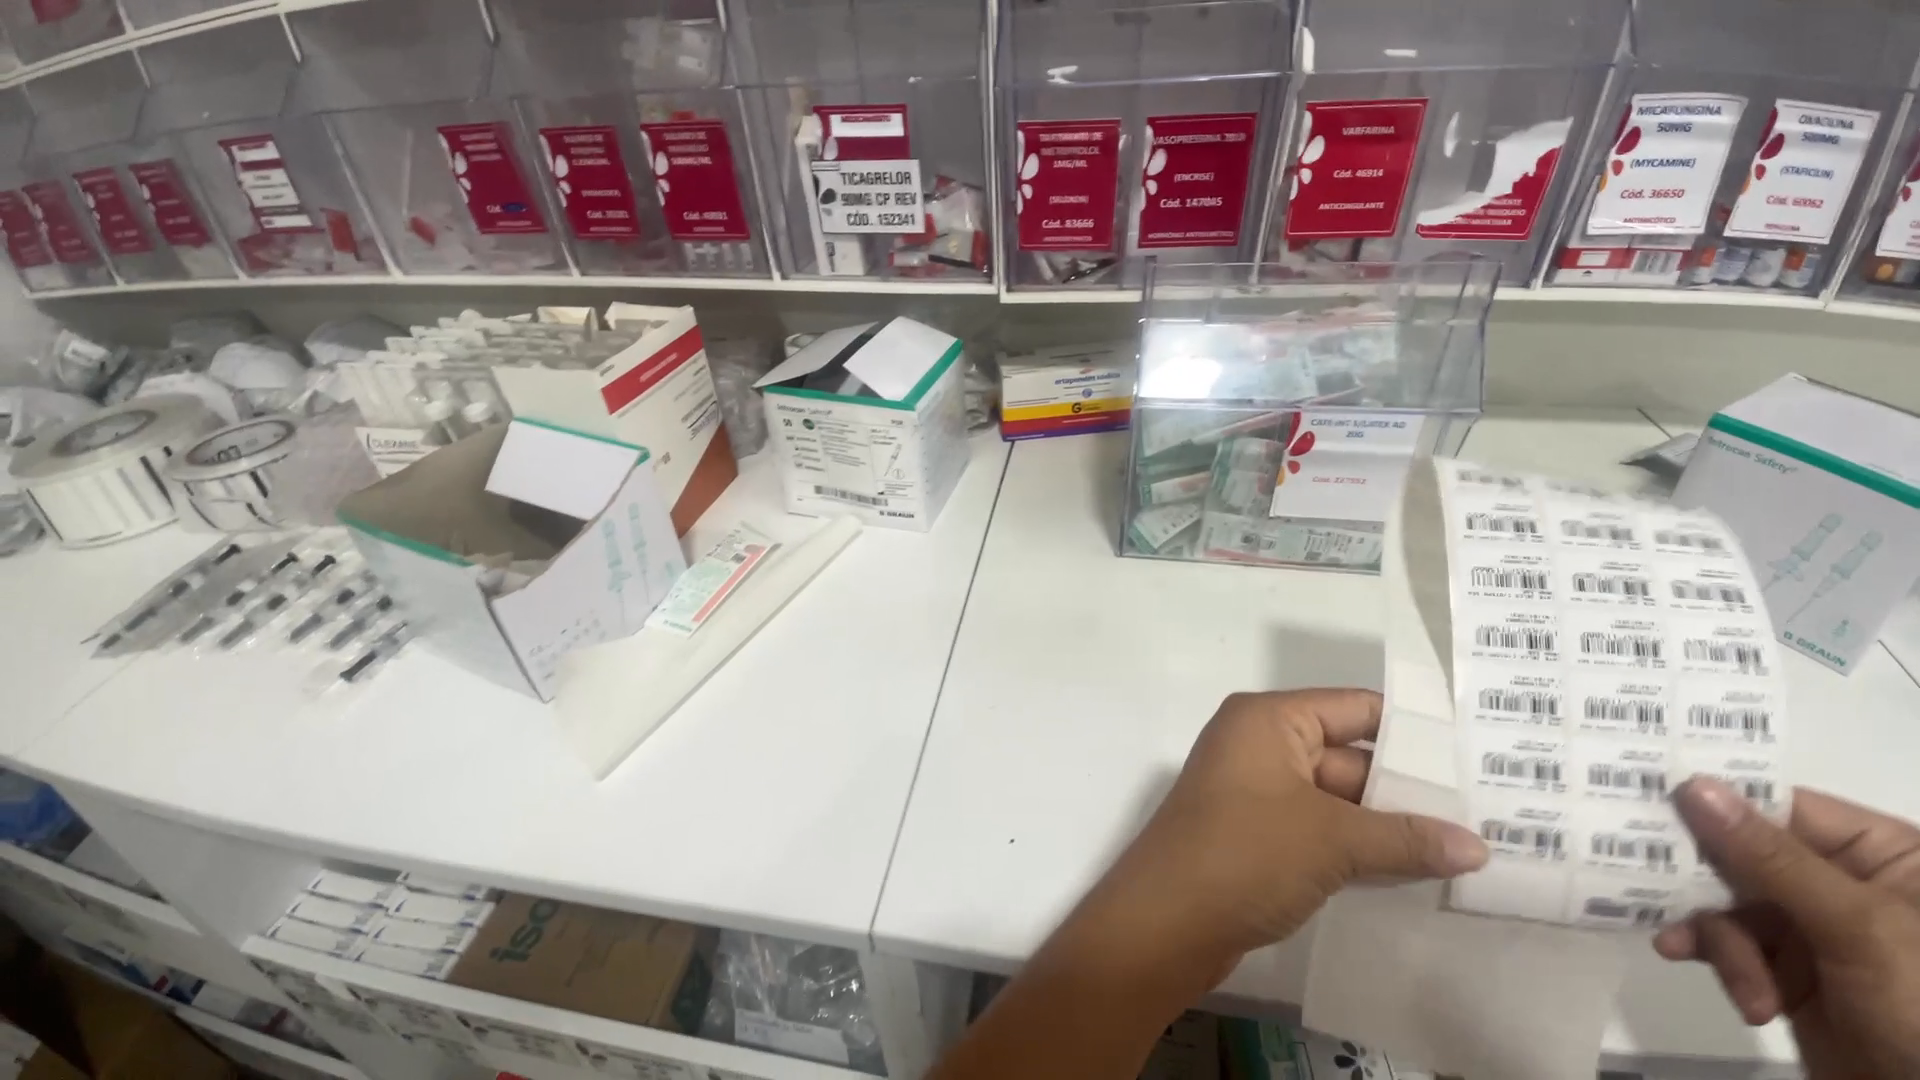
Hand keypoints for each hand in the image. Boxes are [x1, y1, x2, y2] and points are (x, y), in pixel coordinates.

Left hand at [1073, 690, 1489, 987]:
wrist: (1163, 923)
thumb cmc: (1243, 854)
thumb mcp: (1331, 840)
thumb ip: (1405, 838)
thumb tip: (1477, 846)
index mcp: (1268, 720)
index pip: (1355, 708)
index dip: (1415, 733)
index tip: (1480, 759)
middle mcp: (1259, 746)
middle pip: (1350, 756)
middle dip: (1411, 790)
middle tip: (1490, 817)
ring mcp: (1255, 794)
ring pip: (1337, 800)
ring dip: (1389, 827)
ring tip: (1468, 853)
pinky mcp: (1255, 837)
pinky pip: (1318, 832)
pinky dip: (1359, 850)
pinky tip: (1415, 877)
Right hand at [1656, 778, 1919, 1078]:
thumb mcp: (1857, 929)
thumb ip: (1771, 858)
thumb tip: (1693, 786)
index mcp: (1883, 857)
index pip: (1781, 808)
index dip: (1716, 802)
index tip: (1647, 797)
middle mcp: (1845, 884)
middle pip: (1742, 855)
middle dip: (1701, 882)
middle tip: (1641, 873)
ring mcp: (1817, 929)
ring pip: (1728, 904)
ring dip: (1719, 938)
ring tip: (1710, 963)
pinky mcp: (1793, 969)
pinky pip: (1732, 945)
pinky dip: (1725, 965)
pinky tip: (1736, 991)